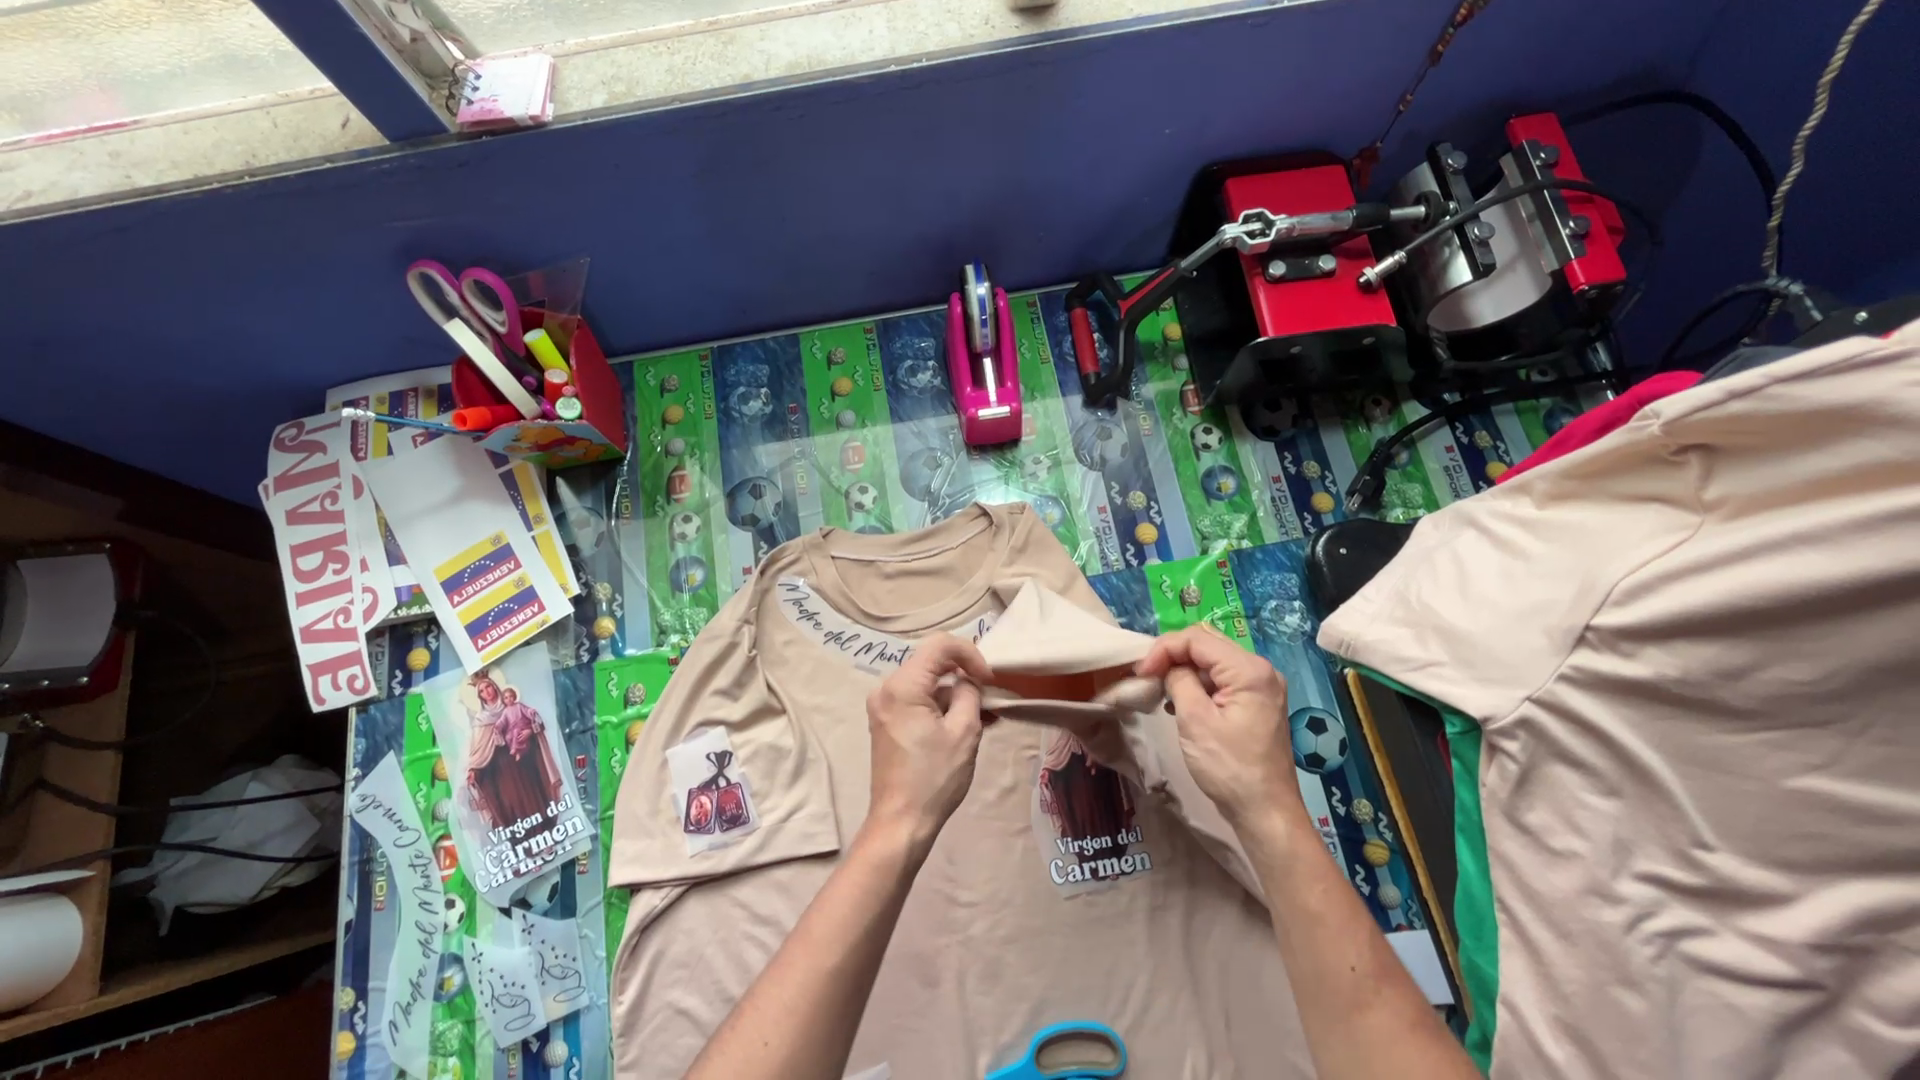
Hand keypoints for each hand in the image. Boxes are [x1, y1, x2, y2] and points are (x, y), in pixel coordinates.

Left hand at [864, 634, 994, 849]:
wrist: (901, 821)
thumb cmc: (934, 777)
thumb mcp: (964, 731)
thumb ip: (969, 694)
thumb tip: (967, 682)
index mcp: (902, 686)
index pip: (940, 645)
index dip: (970, 654)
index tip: (989, 680)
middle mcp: (886, 689)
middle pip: (932, 663)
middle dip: (964, 676)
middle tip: (990, 700)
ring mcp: (883, 706)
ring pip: (927, 684)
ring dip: (956, 695)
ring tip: (986, 718)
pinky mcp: (887, 722)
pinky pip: (918, 701)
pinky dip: (942, 707)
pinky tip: (966, 725)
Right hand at [1136, 625, 1302, 825]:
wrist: (1265, 811)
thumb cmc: (1229, 768)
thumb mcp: (1195, 720)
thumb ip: (1179, 682)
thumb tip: (1169, 668)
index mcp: (1249, 669)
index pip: (1197, 638)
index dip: (1163, 649)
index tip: (1140, 672)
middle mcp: (1261, 669)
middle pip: (1207, 644)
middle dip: (1173, 656)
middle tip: (1147, 676)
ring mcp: (1263, 687)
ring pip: (1213, 662)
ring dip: (1184, 670)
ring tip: (1161, 691)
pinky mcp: (1258, 703)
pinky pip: (1223, 680)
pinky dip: (1199, 685)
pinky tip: (1183, 703)